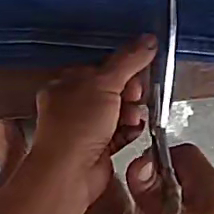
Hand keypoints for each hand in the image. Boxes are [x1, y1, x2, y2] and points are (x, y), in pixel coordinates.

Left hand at [23, 36, 154, 197]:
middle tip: (135, 97)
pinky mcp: (98, 147)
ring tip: (132, 118)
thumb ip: (128, 61)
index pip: (100, 68)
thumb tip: (147, 40)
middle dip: (130, 93)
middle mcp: (73, 105)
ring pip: (119, 112)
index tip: (138, 72)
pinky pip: (121, 133)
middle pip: (113, 90)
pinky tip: (134, 131)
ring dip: (132, 113)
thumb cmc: (75, 127)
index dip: (122, 69)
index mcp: (66, 84)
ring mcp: (85, 127)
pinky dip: (130, 131)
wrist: (69, 172)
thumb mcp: (104, 84)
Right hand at [127, 143, 213, 213]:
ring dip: (157, 209)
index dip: (156, 160)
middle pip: (176, 173)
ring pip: (174, 195)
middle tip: (144, 208)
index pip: (181, 152)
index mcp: (211, 185)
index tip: (140, 179)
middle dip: (153, 187)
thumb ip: (153, 195)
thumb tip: (139, 167)